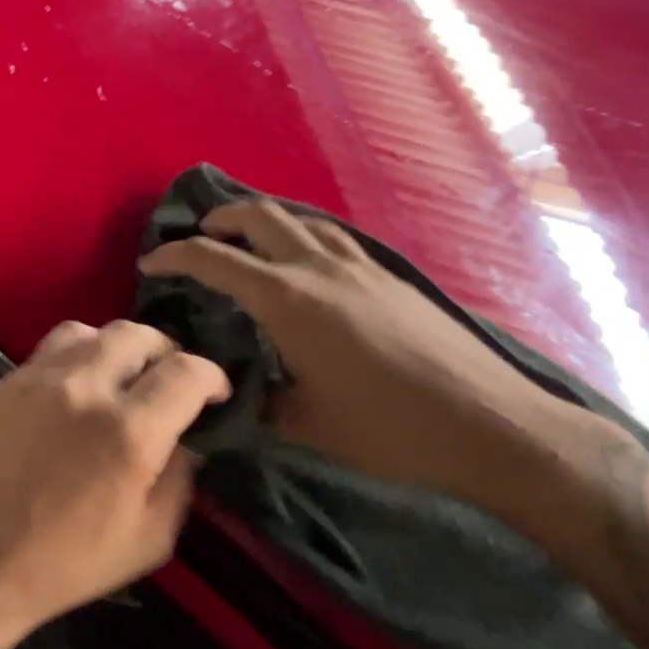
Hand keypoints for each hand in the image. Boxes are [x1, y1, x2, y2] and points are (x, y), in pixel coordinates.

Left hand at [0, 320, 229, 646]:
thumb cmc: (68, 561)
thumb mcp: (149, 538)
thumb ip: (176, 479)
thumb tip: (183, 439)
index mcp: (128, 431)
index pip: (184, 373)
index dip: (211, 376)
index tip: (215, 393)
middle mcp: (83, 389)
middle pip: (132, 334)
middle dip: (162, 349)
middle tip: (167, 377)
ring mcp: (35, 379)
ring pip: (84, 331)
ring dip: (112, 346)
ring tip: (118, 376)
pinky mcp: (2, 382)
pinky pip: (45, 351)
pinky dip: (71, 359)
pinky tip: (72, 391)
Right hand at [138, 200, 565, 501]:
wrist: (500, 432)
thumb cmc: (391, 430)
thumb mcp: (304, 423)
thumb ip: (253, 398)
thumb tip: (221, 391)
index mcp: (285, 300)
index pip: (210, 258)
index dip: (171, 256)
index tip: (148, 265)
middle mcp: (317, 269)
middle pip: (257, 216)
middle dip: (218, 219)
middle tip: (200, 239)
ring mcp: (361, 268)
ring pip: (300, 219)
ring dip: (263, 222)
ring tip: (248, 242)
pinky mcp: (393, 279)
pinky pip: (334, 238)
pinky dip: (303, 236)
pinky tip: (307, 264)